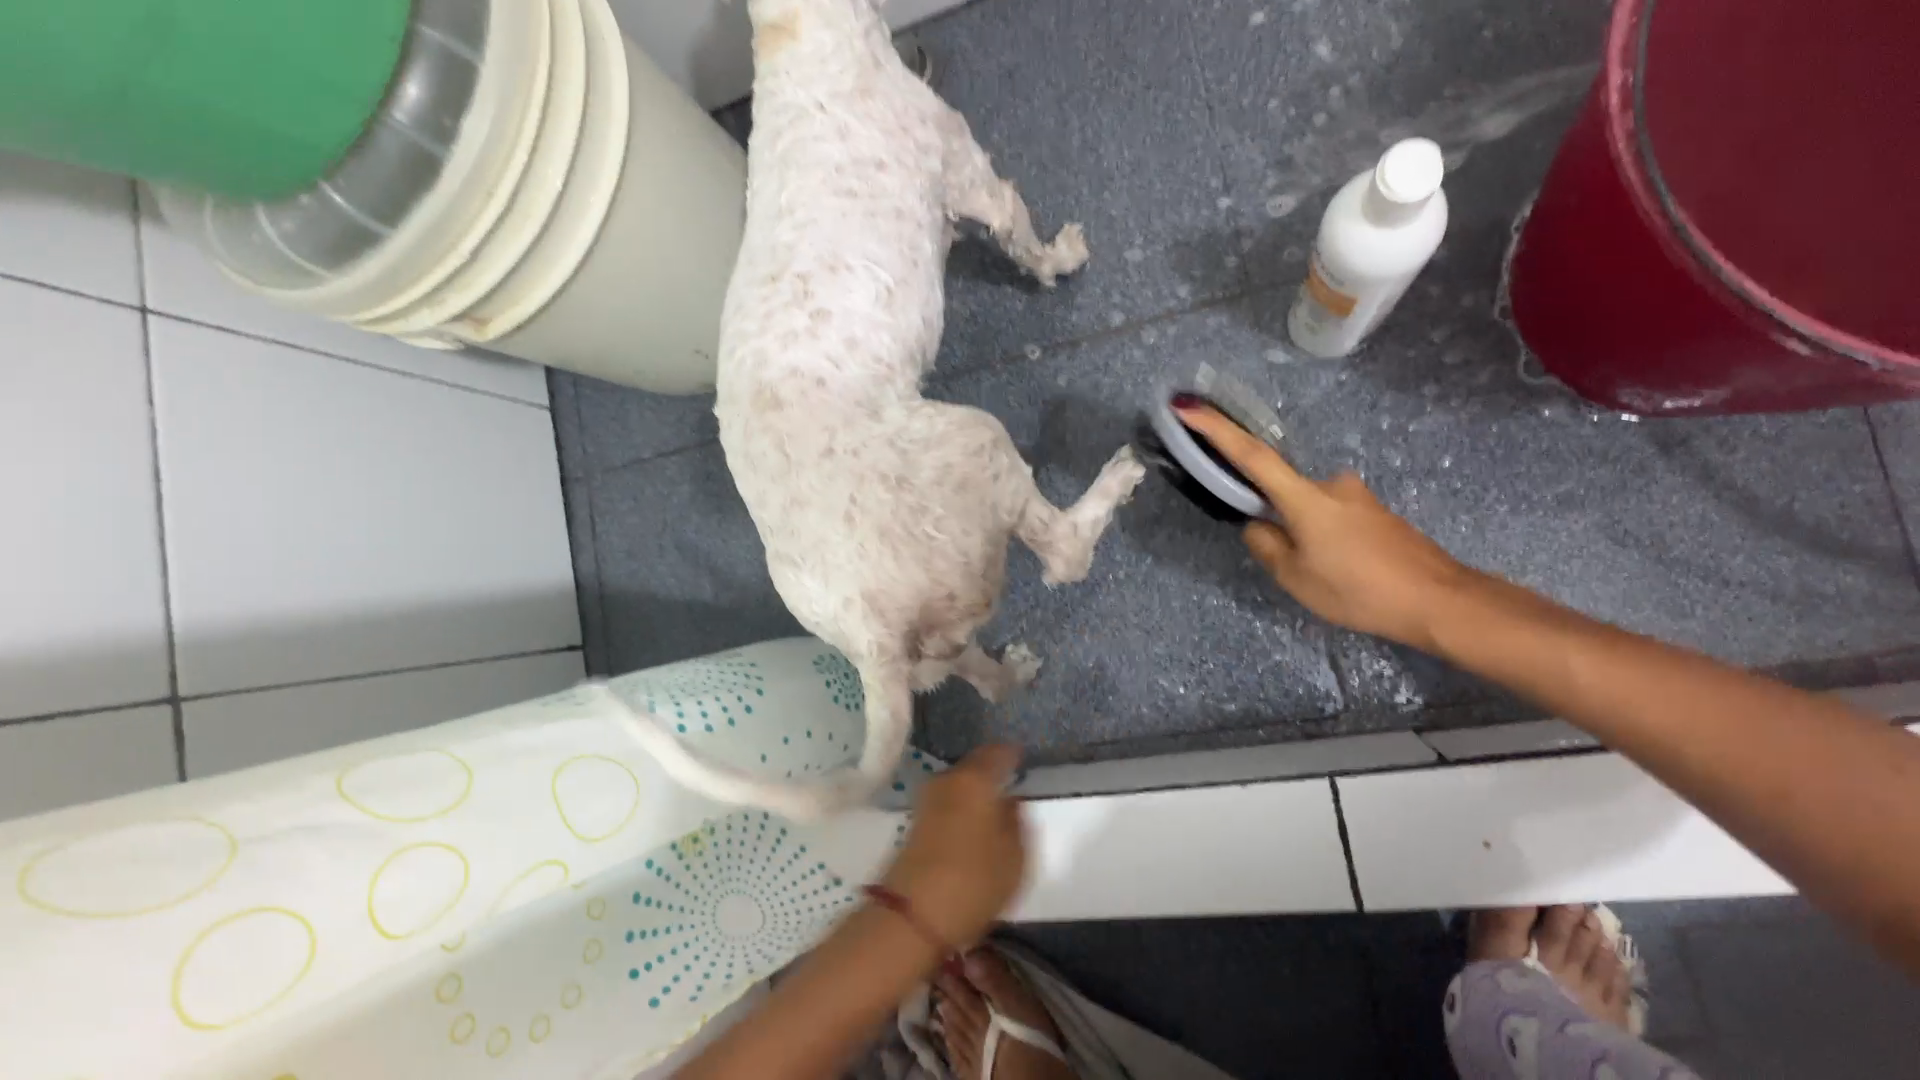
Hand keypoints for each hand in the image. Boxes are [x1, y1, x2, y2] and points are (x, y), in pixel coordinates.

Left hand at [881, 745, 1027, 948]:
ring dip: (974, 791)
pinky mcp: (914, 824)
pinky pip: (947, 802)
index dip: (1012, 755)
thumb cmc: (974, 882)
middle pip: (974, 766)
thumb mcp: (1015, 857)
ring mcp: (926, 801)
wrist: (913, 916)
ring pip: (958, 785)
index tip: (1023, 760)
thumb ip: (1017, 822)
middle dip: (991, 771)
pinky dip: (960, 807)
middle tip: (1010, 782)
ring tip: (993, 806)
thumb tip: (1011, 800)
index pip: (998, 752)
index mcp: (976, 780)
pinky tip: (972, 823)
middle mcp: (947, 781)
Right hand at [1176, 402, 1472, 650]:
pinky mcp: (1376, 513)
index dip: (1216, 430)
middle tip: (1288, 563)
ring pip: (1310, 510)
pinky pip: (1334, 519)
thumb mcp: (1296, 578)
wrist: (1439, 600)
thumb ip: (1267, 546)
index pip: (1251, 456)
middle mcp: (1331, 485)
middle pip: (1283, 492)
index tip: (1187, 407)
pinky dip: (1327, 541)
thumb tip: (1259, 525)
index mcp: (1305, 498)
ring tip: (1325, 579)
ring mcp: (1357, 497)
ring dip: (1305, 536)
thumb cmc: (1359, 590)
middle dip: (1275, 520)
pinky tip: (1345, 574)